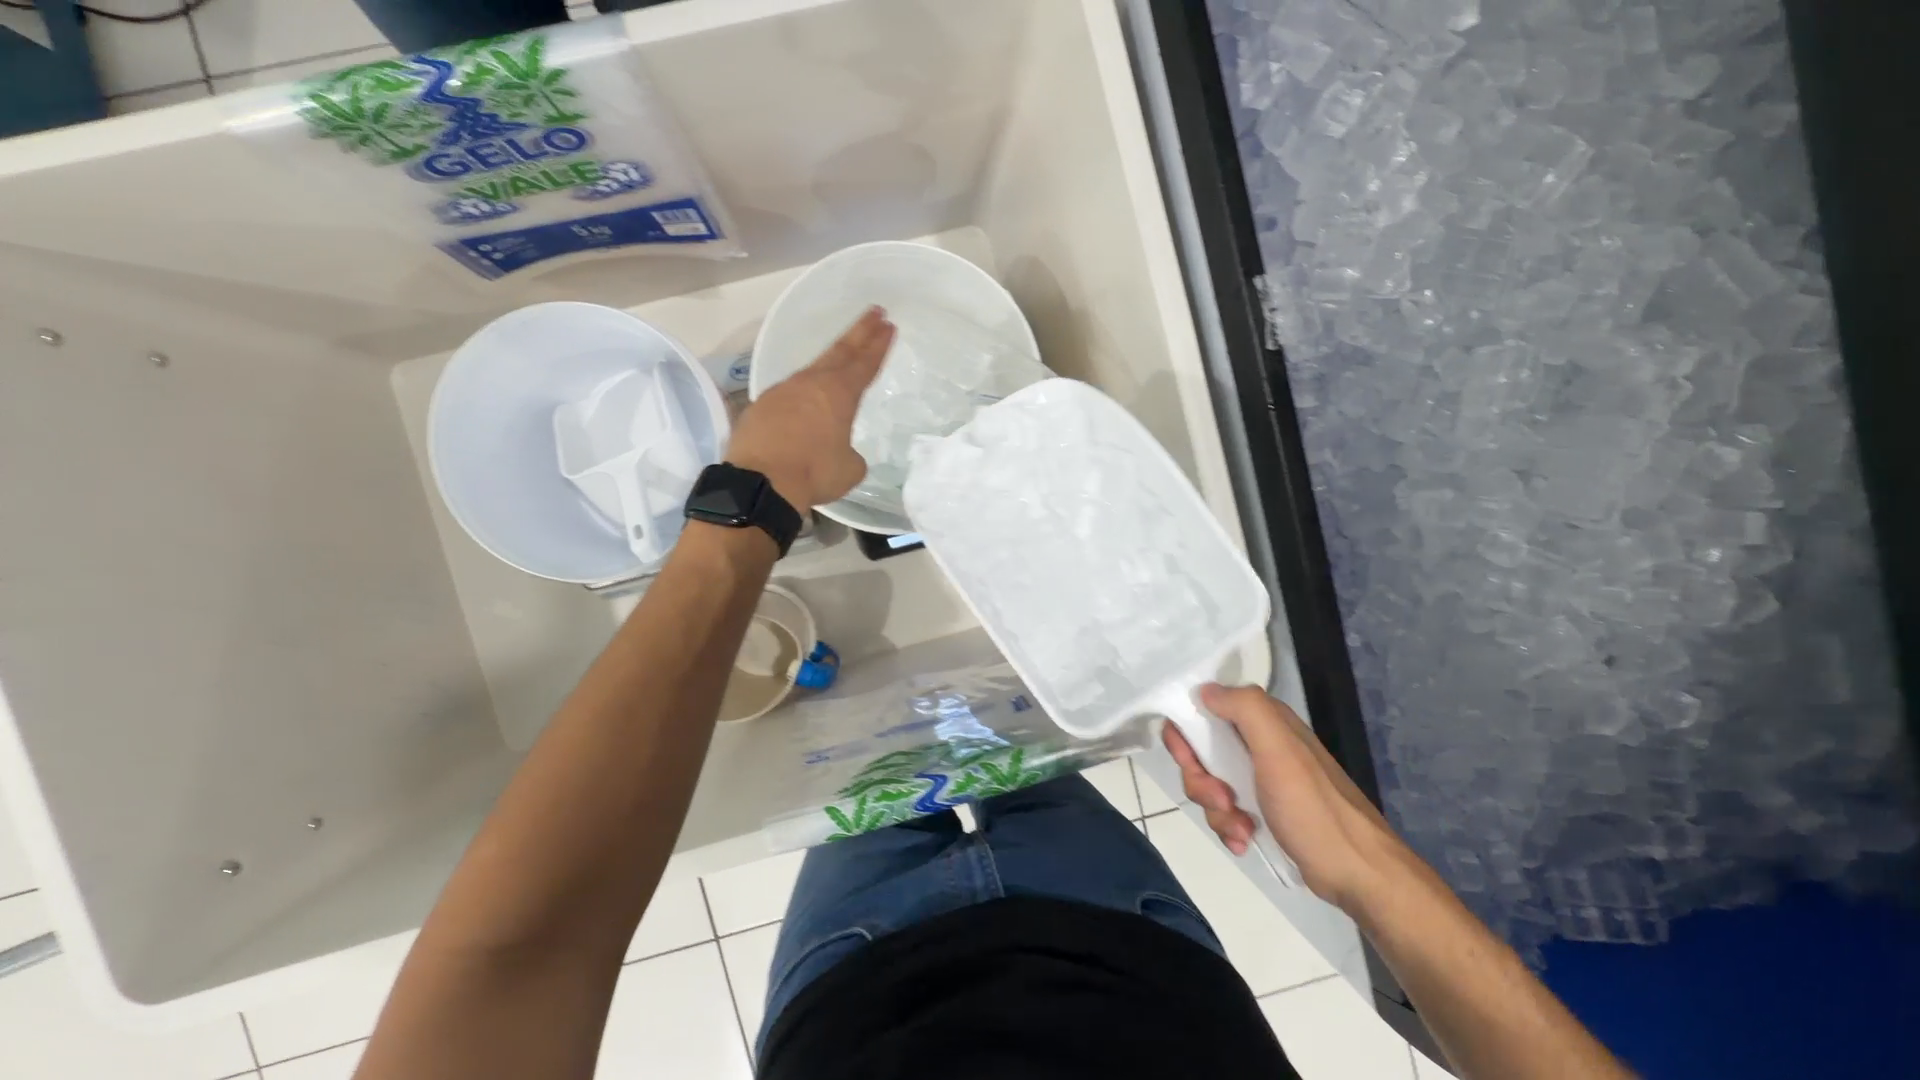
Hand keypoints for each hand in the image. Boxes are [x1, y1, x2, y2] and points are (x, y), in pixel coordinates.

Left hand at [726, 307, 895, 508]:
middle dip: (859, 332)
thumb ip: (850, 454)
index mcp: (839, 393)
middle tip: (875, 312)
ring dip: (828, 363)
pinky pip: (787, 395)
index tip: (888, 325)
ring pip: (810, 371)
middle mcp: (810, 383)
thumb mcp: (849, 469)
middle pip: (839, 351)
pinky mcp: (760, 407)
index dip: (878, 345)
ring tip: (839, 359)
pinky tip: (802, 403)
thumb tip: (840, 451)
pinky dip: (801, 394)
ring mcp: (782, 392)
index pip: (865, 363)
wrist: (760, 484)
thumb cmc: (814, 472)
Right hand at [1163, 684, 1411, 912]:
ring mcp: (1263, 781)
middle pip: (1202, 751)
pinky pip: (1226, 812)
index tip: (1191, 759)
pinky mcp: (1264, 812)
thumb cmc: (1315, 810)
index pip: (1206, 708)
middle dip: (1201, 780)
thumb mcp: (1280, 752)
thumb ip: (1246, 710)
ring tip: (1241, 830)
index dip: (1188, 732)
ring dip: (1217, 810)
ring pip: (1211, 785)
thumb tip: (1206, 690)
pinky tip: (1245, 842)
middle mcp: (1262, 745)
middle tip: (1222, 799)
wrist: (1357, 874)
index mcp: (1267, 724)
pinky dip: (1229, 828)